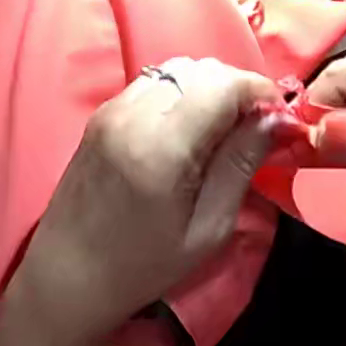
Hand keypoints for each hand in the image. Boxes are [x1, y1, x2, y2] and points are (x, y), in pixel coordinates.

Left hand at [5, 59, 280, 345]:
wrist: (66, 276)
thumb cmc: (144, 265)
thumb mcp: (209, 227)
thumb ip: (242, 162)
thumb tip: (276, 118)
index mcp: (161, 146)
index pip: (224, 84)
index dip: (260, 91)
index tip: (278, 120)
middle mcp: (133, 114)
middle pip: (203, 69)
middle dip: (238, 89)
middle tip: (254, 128)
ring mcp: (113, 108)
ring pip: (179, 69)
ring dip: (211, 88)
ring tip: (222, 128)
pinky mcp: (103, 112)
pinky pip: (155, 81)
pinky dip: (184, 92)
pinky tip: (188, 128)